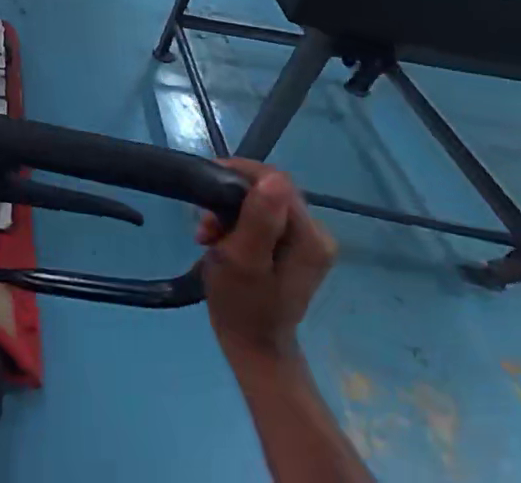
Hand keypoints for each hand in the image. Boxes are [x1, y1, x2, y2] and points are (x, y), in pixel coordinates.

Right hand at [197, 161, 336, 360]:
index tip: (206, 183)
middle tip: (203, 224)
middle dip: (230, 197)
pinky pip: (263, 218)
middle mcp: (316, 234)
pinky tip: (221, 240)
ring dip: (230, 212)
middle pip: (270, 191)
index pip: (276, 181)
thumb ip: (259, 220)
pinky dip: (237, 223)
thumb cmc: (243, 305)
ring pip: (263, 203)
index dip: (239, 174)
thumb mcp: (244, 261)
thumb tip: (272, 179)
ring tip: (207, 235)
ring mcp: (306, 242)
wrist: (252, 346)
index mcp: (310, 236)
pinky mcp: (292, 248)